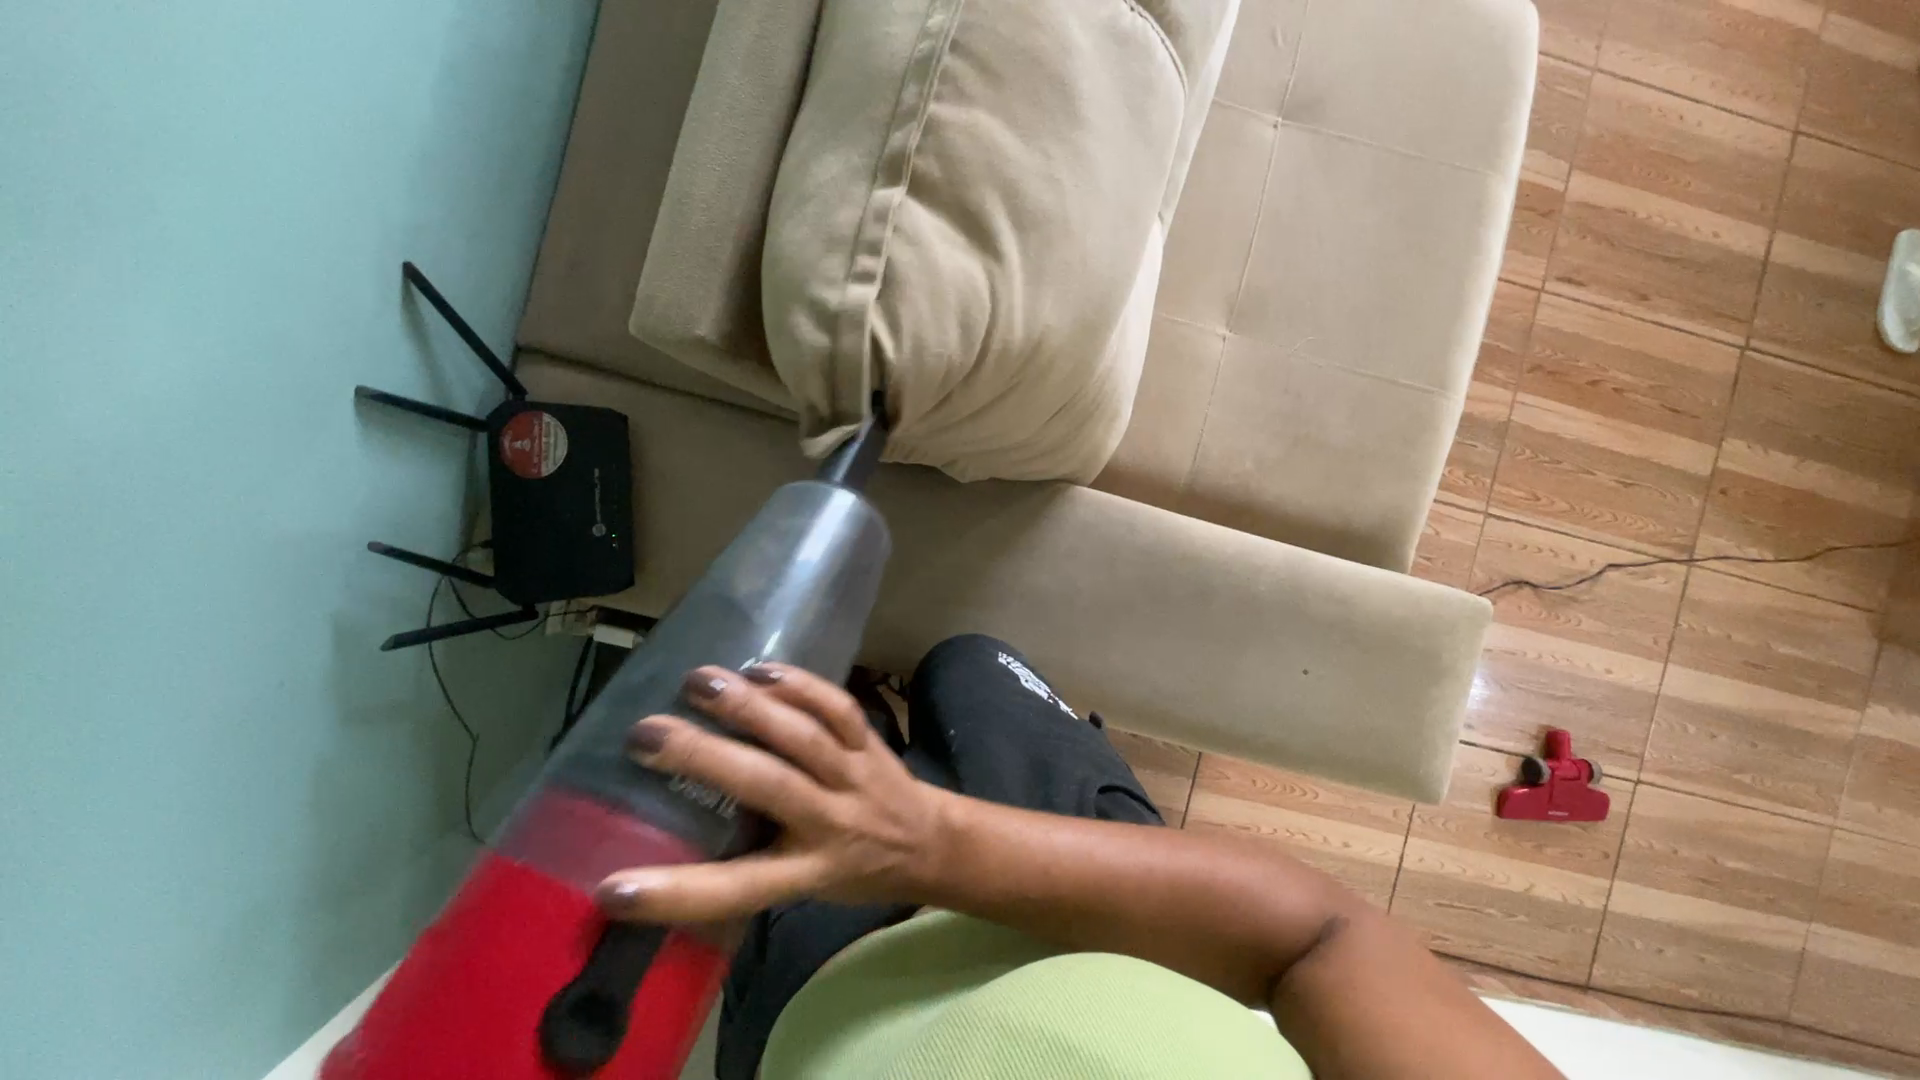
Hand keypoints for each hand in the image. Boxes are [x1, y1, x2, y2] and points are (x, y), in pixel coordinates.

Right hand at [594, 664, 956, 923]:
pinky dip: (802, 686)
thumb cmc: (853, 872)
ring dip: (750, 708)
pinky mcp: (870, 740)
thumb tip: (669, 850)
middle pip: (769, 787)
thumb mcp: (804, 888)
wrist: (930, 844)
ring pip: (804, 737)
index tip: (611, 887)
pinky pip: (838, 708)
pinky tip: (761, 668)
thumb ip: (752, 870)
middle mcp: (832, 821)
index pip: (738, 888)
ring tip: (697, 682)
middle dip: (705, 759)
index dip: (677, 893)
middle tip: (644, 734)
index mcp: (808, 872)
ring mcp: (855, 775)